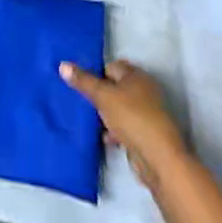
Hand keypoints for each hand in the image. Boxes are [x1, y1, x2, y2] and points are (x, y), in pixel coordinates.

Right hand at [61, 60, 186, 185]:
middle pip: (114, 88)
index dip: (95, 73)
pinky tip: (105, 138)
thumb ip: (83, 81)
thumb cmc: (131, 117)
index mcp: (137, 76)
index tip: (80, 84)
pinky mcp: (145, 132)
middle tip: (82, 102)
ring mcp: (146, 113)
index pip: (111, 66)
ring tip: (90, 120)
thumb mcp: (102, 96)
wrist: (158, 158)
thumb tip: (63, 64)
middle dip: (98, 96)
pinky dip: (114, 130)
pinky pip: (123, 125)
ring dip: (105, 115)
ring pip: (117, 108)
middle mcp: (144, 91)